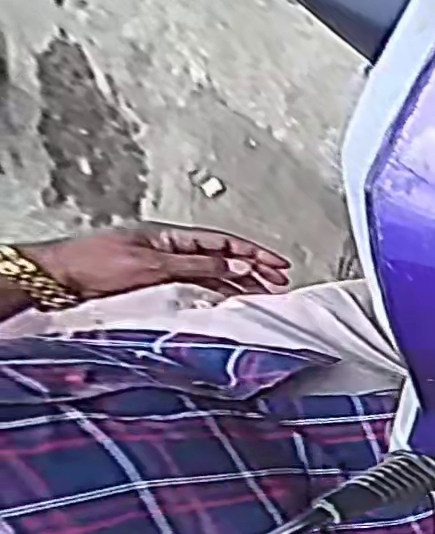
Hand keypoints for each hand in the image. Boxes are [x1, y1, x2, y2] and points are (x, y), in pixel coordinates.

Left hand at [18, 223, 291, 298]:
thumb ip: (202, 264)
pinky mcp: (164, 278)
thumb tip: (241, 265)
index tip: (280, 264)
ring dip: (244, 280)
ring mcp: (168, 263)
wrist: (54, 278)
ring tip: (265, 292)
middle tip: (279, 280)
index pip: (224, 242)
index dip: (255, 252)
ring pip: (218, 270)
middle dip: (256, 267)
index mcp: (169, 237)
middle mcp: (172, 248)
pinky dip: (225, 288)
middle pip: (225, 255)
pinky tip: (237, 296)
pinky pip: (205, 281)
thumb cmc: (93, 265)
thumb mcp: (154, 264)